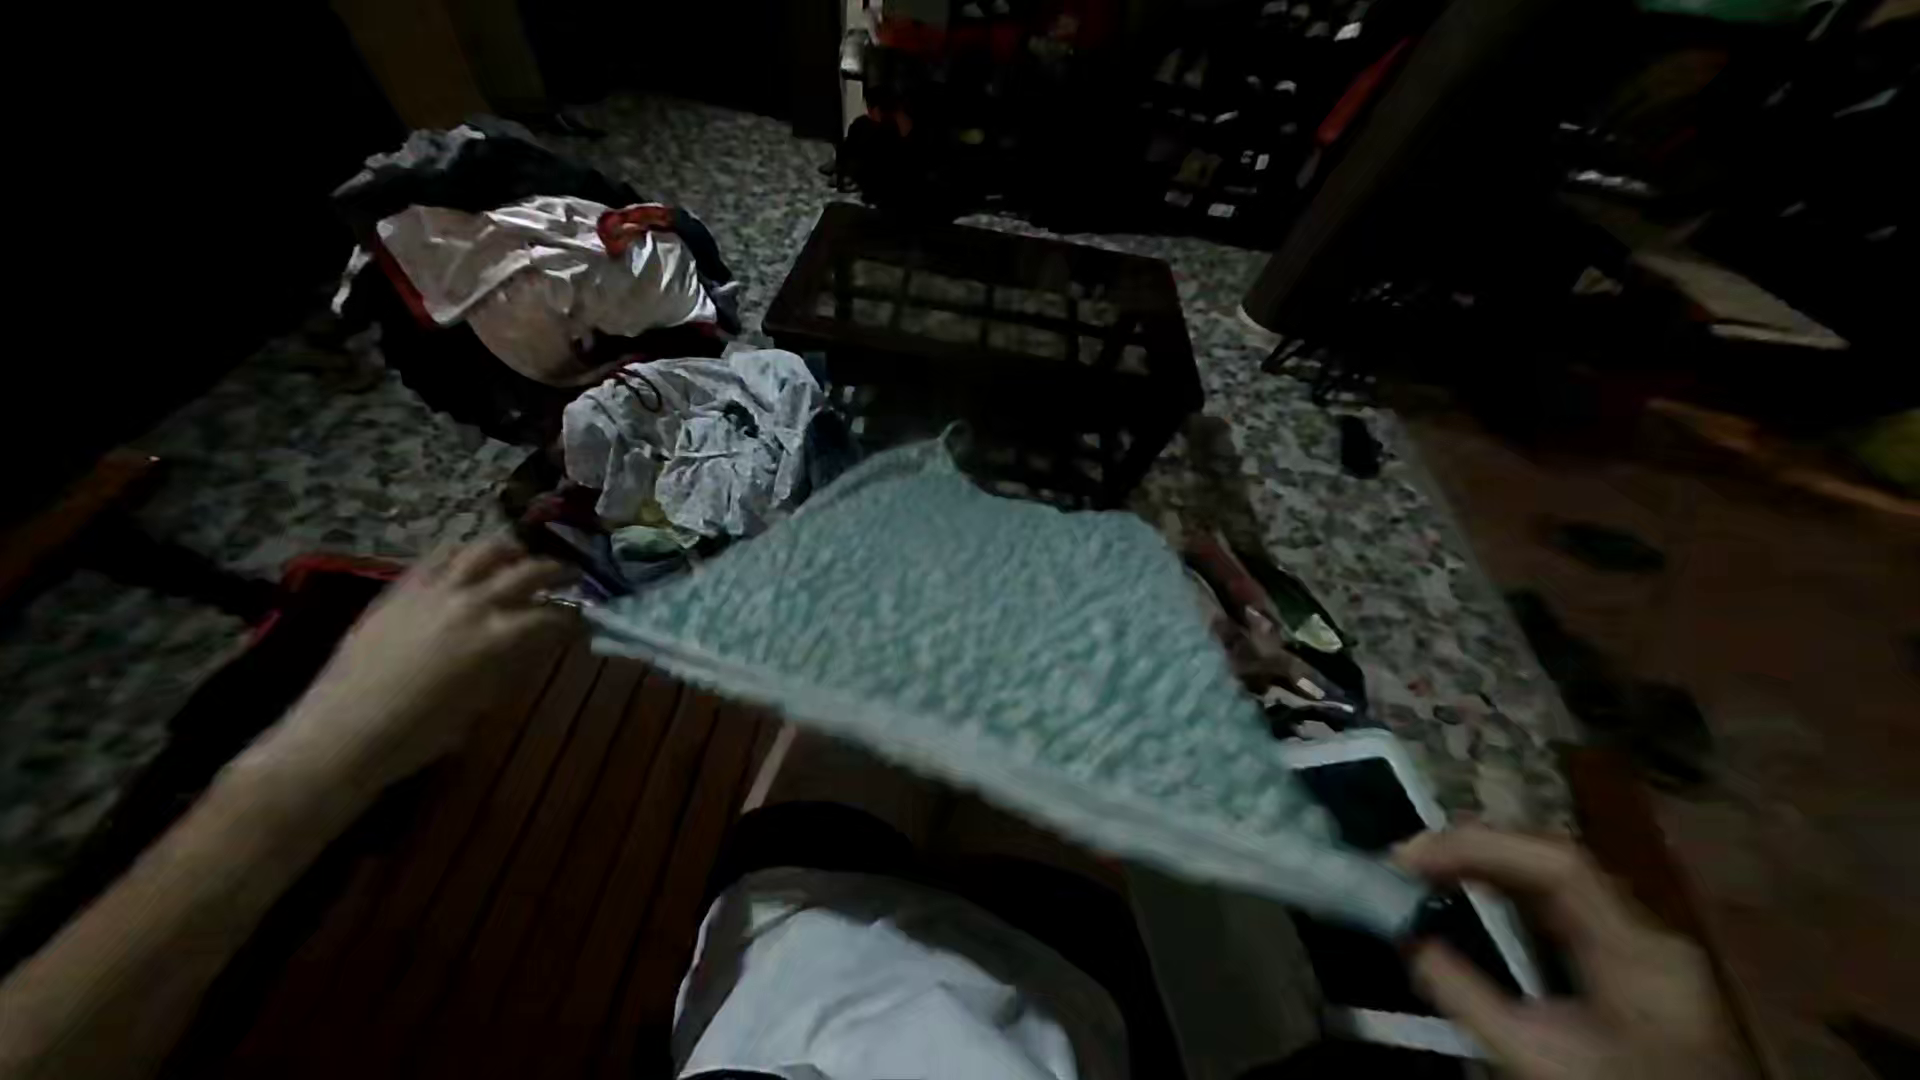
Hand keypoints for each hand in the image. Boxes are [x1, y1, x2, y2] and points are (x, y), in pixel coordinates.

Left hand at [248, 537, 575, 796]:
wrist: (339, 738)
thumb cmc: (422, 732)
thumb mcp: (486, 697)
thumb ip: (517, 659)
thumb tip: (543, 640)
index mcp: (499, 635)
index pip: (555, 616)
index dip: (576, 620)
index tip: (585, 623)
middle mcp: (473, 601)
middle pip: (531, 570)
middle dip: (559, 573)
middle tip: (572, 579)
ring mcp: (433, 590)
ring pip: (485, 550)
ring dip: (514, 552)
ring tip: (523, 559)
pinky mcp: (400, 590)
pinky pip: (439, 557)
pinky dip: (465, 555)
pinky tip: (472, 564)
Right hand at [1398, 828, 1747, 1079]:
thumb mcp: (1537, 1057)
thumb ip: (1465, 994)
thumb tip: (1405, 935)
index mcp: (1639, 950)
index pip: (1554, 864)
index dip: (1475, 846)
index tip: (1408, 858)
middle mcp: (1644, 932)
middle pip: (1549, 859)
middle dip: (1472, 847)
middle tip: (1407, 856)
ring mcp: (1641, 946)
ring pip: (1549, 872)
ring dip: (1481, 859)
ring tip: (1424, 865)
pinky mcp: (1627, 963)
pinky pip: (1553, 898)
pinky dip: (1500, 884)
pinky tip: (1466, 888)